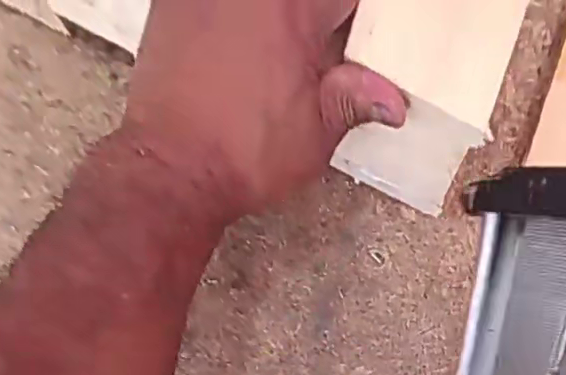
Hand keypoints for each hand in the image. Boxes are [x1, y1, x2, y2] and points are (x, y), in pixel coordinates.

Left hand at [123, 0, 407, 220]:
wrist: (173, 168)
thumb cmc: (241, 155)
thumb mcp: (315, 136)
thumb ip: (354, 102)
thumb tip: (392, 100)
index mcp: (296, 7)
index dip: (357, 22)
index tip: (355, 44)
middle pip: (304, 1)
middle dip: (318, 23)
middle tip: (315, 59)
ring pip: (265, 6)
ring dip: (278, 23)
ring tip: (278, 66)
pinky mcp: (175, 1)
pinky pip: (226, 6)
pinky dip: (239, 22)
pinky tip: (239, 54)